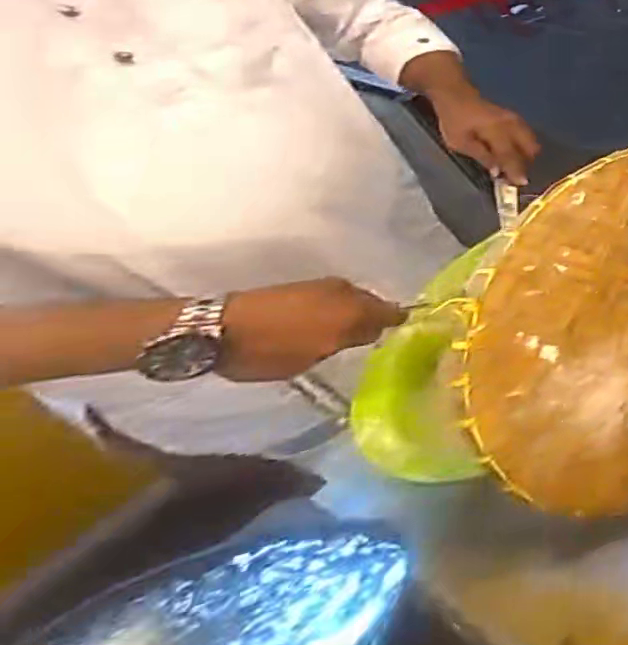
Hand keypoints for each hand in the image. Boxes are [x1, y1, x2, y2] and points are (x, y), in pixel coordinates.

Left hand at [220, 278, 404, 380]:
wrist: (214, 327)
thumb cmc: (266, 351)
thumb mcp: (308, 359)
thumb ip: (344, 344)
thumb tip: (366, 334)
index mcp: (357, 311)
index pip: (394, 315)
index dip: (395, 326)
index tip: (391, 338)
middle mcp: (350, 292)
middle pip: (375, 305)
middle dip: (372, 318)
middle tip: (360, 337)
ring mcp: (326, 285)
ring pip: (353, 300)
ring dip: (349, 312)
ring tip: (335, 331)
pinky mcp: (304, 284)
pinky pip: (332, 297)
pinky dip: (331, 308)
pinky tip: (315, 322)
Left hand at [432, 87, 539, 184]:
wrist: (456, 95)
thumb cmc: (454, 120)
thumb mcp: (459, 142)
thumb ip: (481, 156)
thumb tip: (498, 172)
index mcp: (496, 131)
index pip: (510, 155)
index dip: (516, 170)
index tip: (520, 183)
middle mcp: (512, 125)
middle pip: (530, 148)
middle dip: (526, 163)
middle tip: (515, 174)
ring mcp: (517, 120)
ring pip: (532, 142)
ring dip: (527, 155)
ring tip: (514, 164)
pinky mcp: (517, 119)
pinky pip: (529, 136)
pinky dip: (525, 147)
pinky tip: (514, 152)